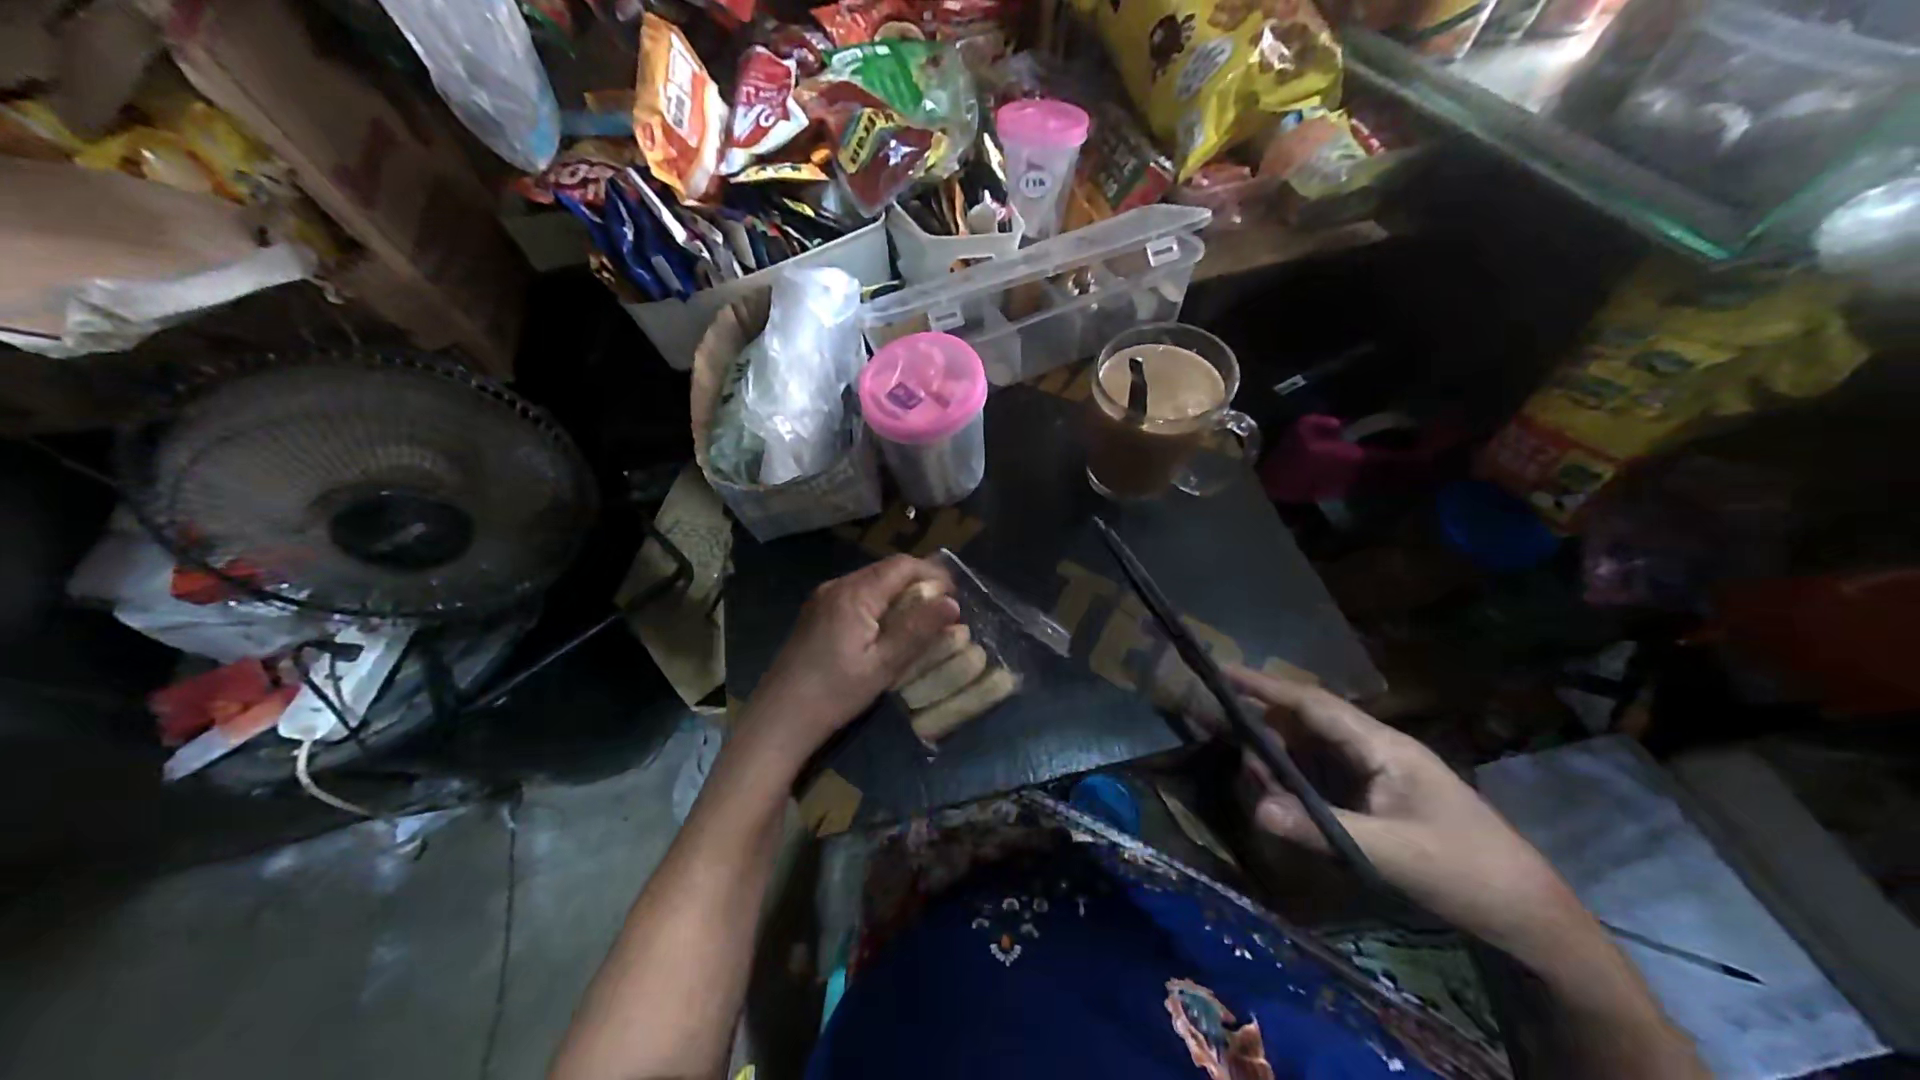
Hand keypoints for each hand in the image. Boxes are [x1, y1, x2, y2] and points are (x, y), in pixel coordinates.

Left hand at [739, 556, 959, 763]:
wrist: (779, 718)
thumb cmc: (834, 694)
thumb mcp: (883, 666)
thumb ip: (918, 631)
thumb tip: (952, 603)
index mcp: (854, 594)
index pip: (902, 566)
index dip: (933, 574)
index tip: (955, 596)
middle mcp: (836, 586)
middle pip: (886, 570)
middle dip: (918, 583)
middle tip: (942, 609)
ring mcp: (822, 598)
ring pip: (870, 581)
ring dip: (898, 593)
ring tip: (920, 619)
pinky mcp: (815, 613)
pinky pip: (855, 594)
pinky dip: (878, 602)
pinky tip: (886, 628)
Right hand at [1225, 666, 1586, 955]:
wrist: (1527, 914)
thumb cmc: (1467, 872)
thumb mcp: (1392, 853)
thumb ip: (1321, 828)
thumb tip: (1256, 807)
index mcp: (1382, 747)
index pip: (1314, 705)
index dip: (1267, 687)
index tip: (1224, 671)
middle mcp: (1375, 751)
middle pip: (1307, 723)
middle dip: (1262, 726)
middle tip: (1219, 734)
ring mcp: (1376, 775)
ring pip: (1312, 751)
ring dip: (1277, 757)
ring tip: (1248, 773)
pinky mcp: (1375, 799)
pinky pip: (1322, 777)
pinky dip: (1294, 781)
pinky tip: (1277, 796)